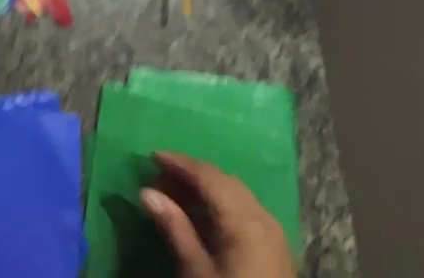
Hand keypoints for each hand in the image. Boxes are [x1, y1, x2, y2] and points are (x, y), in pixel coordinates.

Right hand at [142, 152, 294, 277]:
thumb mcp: (196, 271)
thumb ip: (174, 228)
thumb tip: (146, 192)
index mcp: (244, 219)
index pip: (208, 176)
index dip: (180, 163)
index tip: (151, 157)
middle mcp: (263, 217)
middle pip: (224, 181)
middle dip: (191, 175)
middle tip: (159, 180)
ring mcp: (274, 234)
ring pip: (236, 195)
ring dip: (206, 190)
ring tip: (175, 197)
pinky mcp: (276, 251)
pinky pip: (246, 212)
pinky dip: (221, 206)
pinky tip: (202, 219)